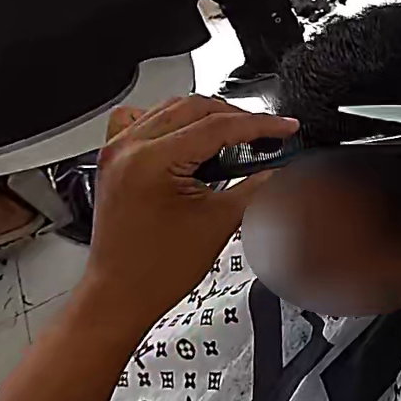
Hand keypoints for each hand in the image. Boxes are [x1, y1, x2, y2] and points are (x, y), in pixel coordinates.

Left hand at [73, 96, 298, 331]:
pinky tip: (190, 135)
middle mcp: (128, 150)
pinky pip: (143, 119)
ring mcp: (117, 153)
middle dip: (238, 117)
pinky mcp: (115, 160)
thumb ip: (258, 186)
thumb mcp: (222, 221)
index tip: (285, 127)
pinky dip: (173, 120)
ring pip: (171, 108)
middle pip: (195, 107)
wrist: (121, 293)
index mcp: (151, 161)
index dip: (261, 124)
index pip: (219, 126)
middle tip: (268, 132)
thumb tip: (280, 168)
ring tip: (238, 133)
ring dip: (209, 115)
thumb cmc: (156, 268)